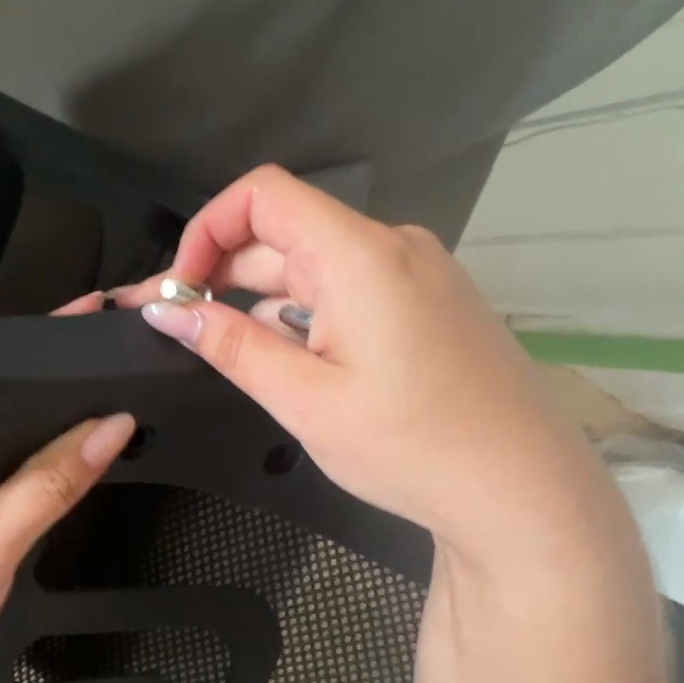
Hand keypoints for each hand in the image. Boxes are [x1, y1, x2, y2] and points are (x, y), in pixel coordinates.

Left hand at [0, 412, 135, 682]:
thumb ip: (49, 484)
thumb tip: (107, 431)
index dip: (49, 404)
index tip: (106, 407)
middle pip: (2, 445)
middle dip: (50, 443)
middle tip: (108, 436)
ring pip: (2, 482)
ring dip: (39, 481)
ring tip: (84, 470)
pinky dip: (25, 516)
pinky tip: (43, 518)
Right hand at [113, 165, 613, 560]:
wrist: (519, 487)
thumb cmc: (409, 445)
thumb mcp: (302, 398)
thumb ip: (229, 346)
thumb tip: (165, 311)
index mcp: (359, 257)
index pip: (263, 194)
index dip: (205, 230)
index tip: (177, 292)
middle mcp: (390, 247)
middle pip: (281, 232)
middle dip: (216, 272)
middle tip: (168, 325)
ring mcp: (413, 273)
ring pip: (309, 265)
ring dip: (254, 299)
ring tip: (216, 351)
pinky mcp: (423, 302)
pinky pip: (342, 288)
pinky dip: (296, 313)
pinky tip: (280, 360)